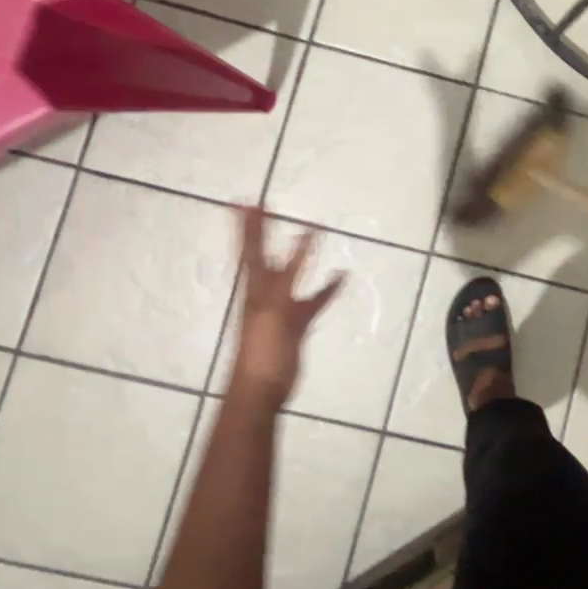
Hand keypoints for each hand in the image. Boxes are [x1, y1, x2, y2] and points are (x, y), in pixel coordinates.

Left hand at [228, 207, 343, 408]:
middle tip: (263, 203)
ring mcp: (280, 307)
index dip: (249, 225)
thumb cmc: (262, 349)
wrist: (261, 389)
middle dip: (262, 228)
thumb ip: (288, 274)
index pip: (251, 248)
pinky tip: (343, 275)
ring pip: (292, 271)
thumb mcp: (273, 307)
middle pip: (264, 252)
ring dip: (301, 252)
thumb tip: (304, 241)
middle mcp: (264, 291)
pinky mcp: (296, 324)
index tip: (245, 199)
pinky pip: (315, 300)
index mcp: (255, 286)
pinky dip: (328, 287)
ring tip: (314, 229)